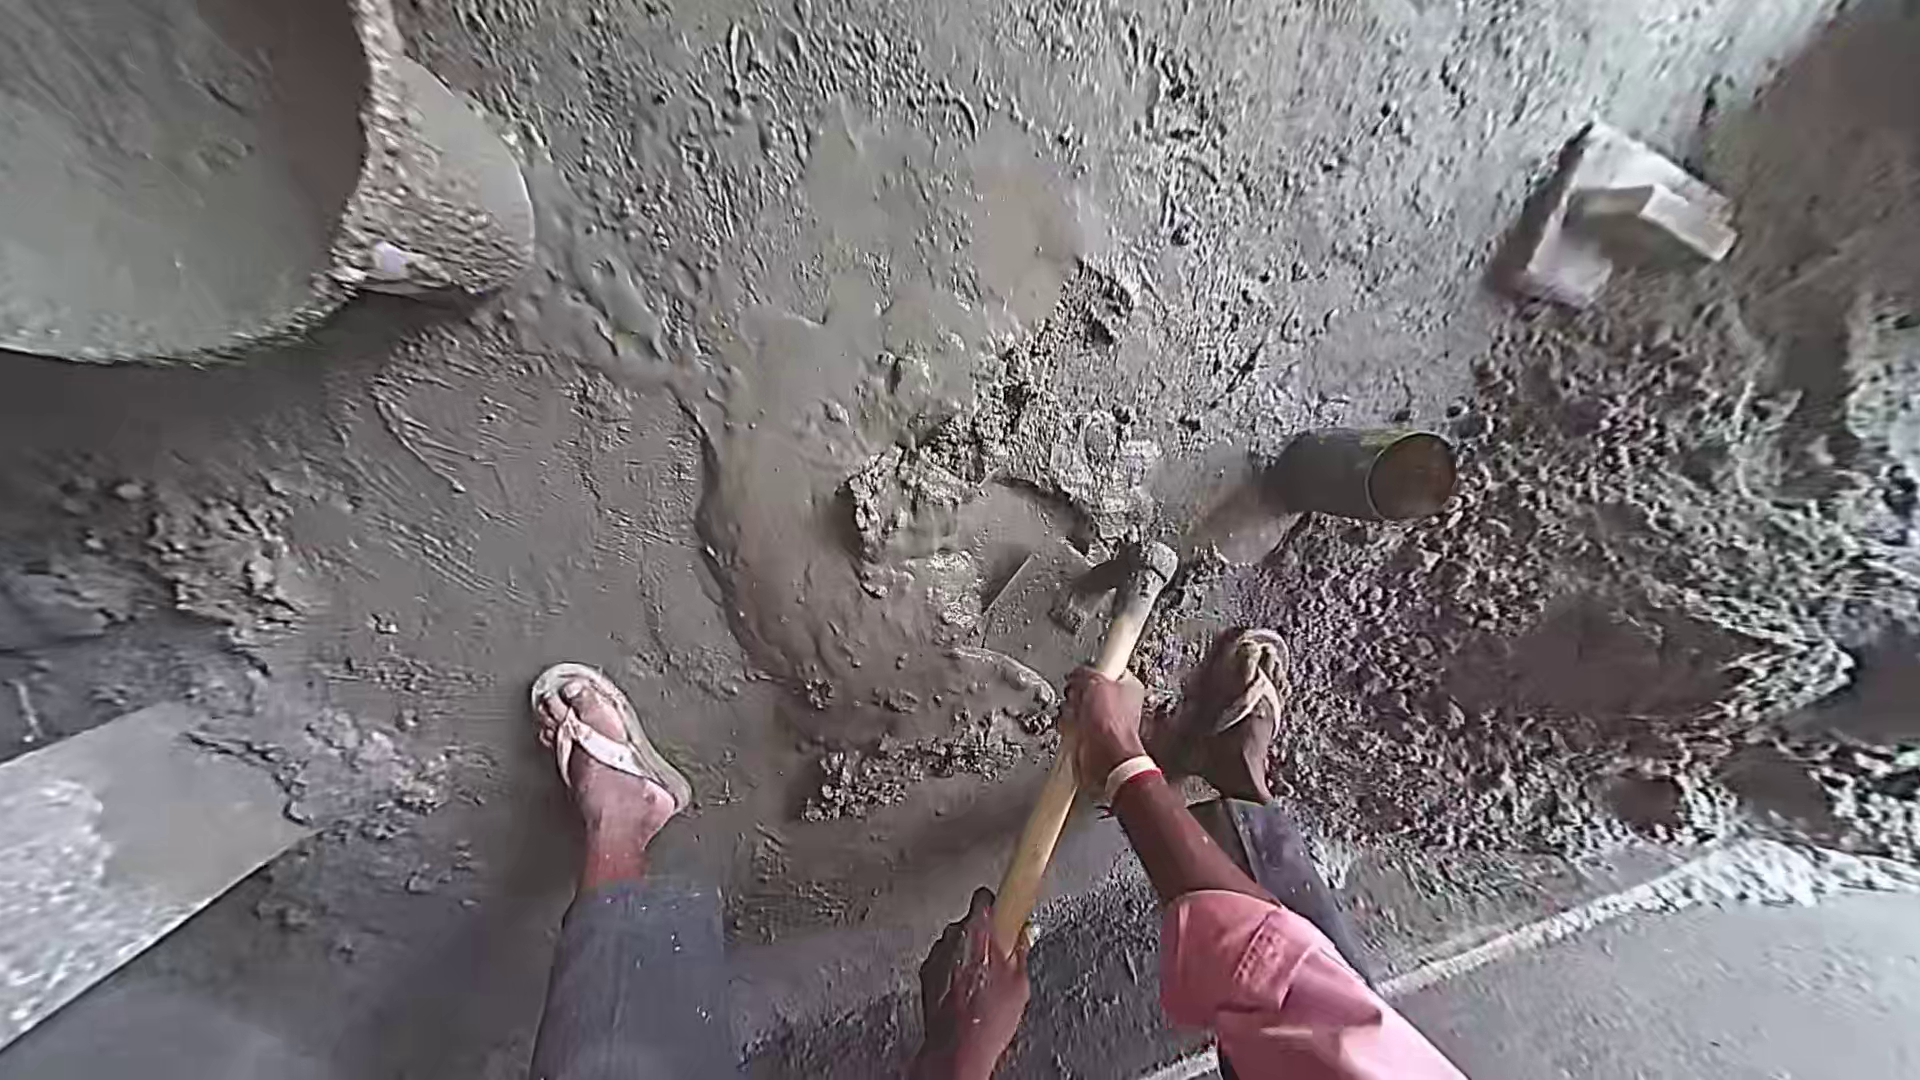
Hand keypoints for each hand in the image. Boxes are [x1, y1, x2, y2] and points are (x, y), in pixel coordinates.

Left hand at [911, 887, 1029, 1079]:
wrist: (958, 1048)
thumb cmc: (989, 1017)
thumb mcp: (1019, 983)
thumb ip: (1022, 950)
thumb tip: (1025, 934)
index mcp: (979, 929)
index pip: (983, 896)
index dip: (992, 903)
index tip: (999, 911)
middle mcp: (955, 934)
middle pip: (969, 921)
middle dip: (980, 935)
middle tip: (994, 957)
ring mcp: (938, 952)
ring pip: (954, 941)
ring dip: (964, 952)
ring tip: (978, 980)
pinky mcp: (926, 970)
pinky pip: (942, 959)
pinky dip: (950, 969)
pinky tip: (962, 991)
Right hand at [1063, 668, 1147, 795]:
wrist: (1104, 759)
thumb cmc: (1110, 724)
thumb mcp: (1094, 682)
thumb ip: (1085, 673)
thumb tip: (1077, 673)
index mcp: (1129, 687)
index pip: (1106, 670)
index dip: (1092, 671)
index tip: (1083, 674)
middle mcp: (1119, 705)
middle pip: (1088, 689)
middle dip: (1078, 693)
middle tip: (1078, 697)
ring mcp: (1104, 722)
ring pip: (1077, 707)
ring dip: (1071, 710)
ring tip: (1075, 715)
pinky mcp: (1091, 736)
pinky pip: (1072, 724)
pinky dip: (1068, 725)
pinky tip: (1073, 728)